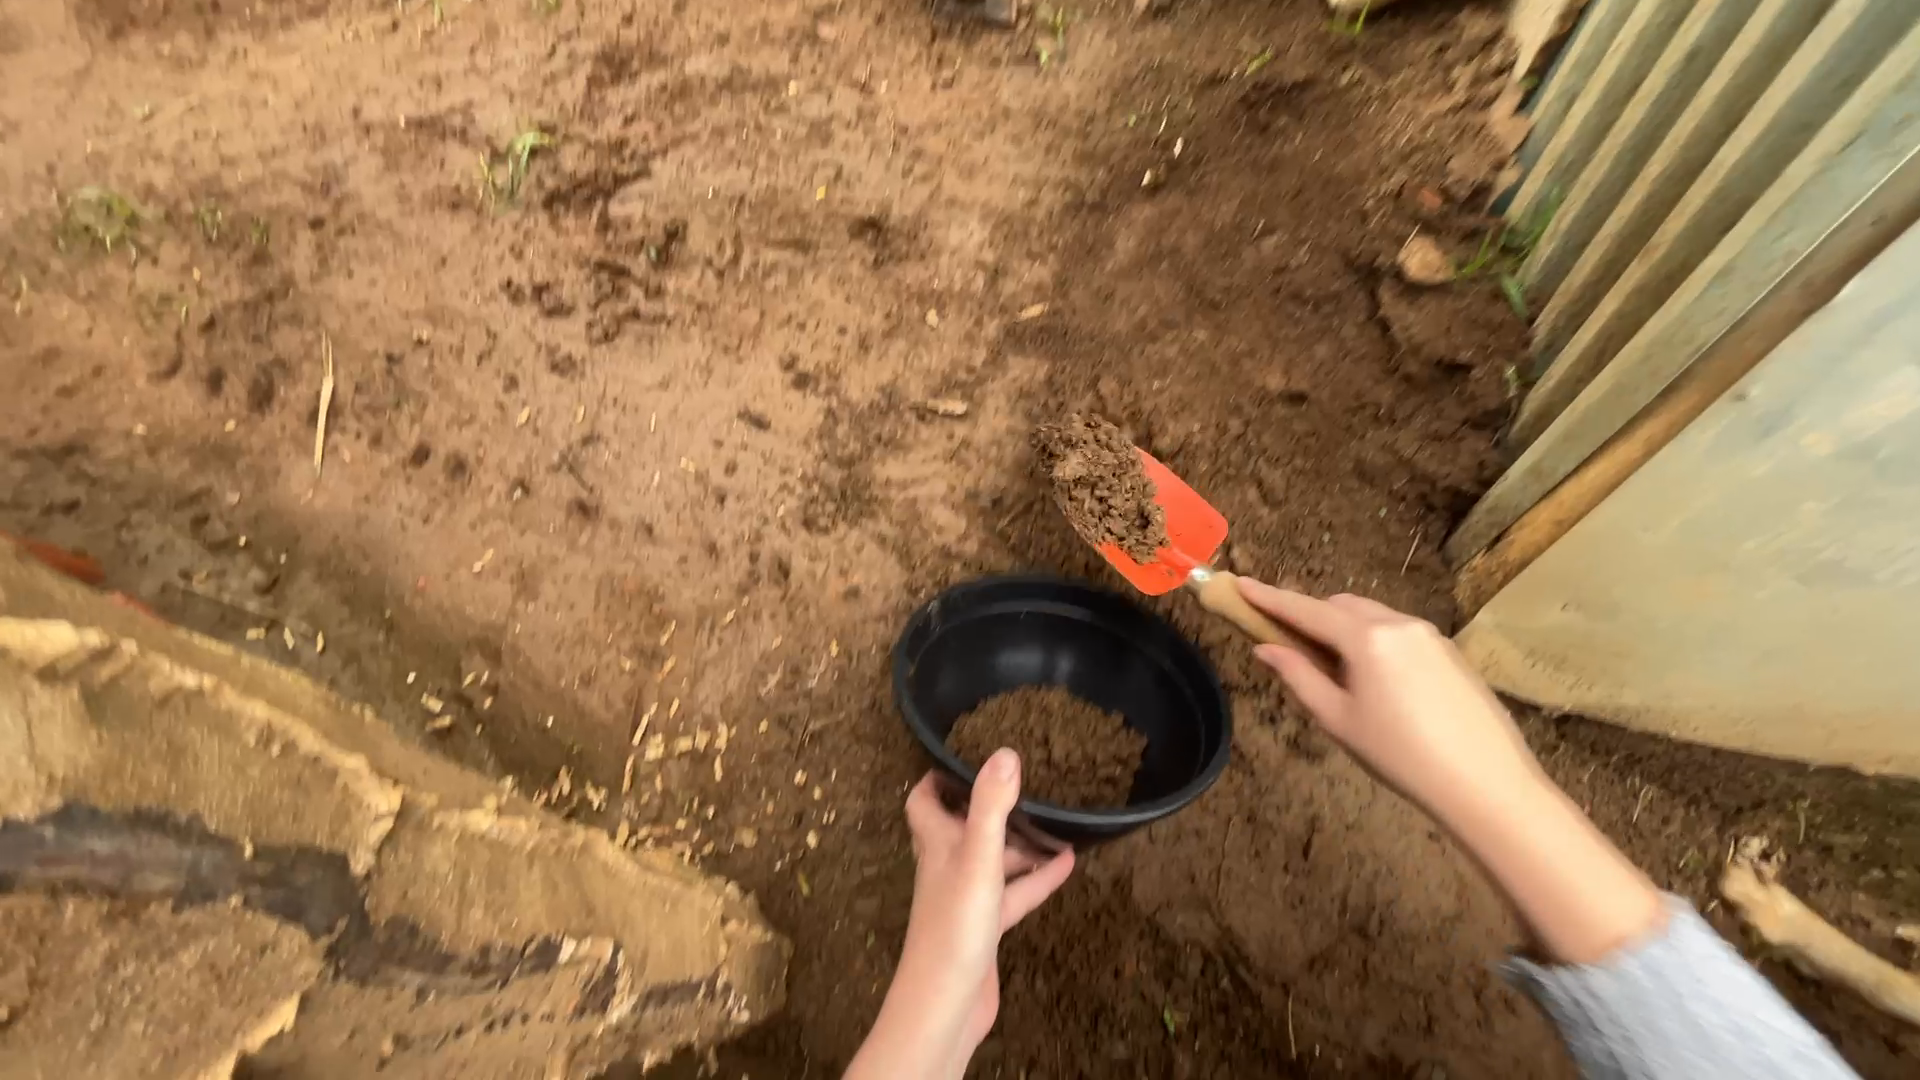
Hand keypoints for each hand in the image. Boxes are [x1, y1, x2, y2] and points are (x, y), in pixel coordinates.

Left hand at [846, 751, 1075, 1078]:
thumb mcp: (977, 855)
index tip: (966, 757)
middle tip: (1023, 785)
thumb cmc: (955, 923)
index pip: (924, 799)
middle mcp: (946, 864)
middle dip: (989, 806)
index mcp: (936, 842)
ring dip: (1021, 841)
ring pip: (993, 858)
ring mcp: (966, 896)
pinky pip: (1015, 892)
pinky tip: (1069, 863)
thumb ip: (991, 805)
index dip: (939, 778)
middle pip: (963, 825)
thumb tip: (1005, 753)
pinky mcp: (986, 926)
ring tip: (1056, 821)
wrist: (947, 1003)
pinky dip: (1038, 877)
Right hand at [1236, 580, 1544, 827]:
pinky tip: (1376, 683)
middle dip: (1310, 616)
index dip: (1268, 597)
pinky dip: (1373, 641)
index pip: (1305, 609)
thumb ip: (1298, 676)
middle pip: (1340, 605)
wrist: (1488, 786)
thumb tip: (1265, 649)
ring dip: (1343, 629)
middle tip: (1290, 645)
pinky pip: (1398, 633)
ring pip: (1372, 617)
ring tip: (1335, 672)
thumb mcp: (1336, 719)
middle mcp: (1399, 624)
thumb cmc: (1400, 755)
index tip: (1240, 583)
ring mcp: (1430, 636)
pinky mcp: (1451, 653)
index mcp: (1366, 638)